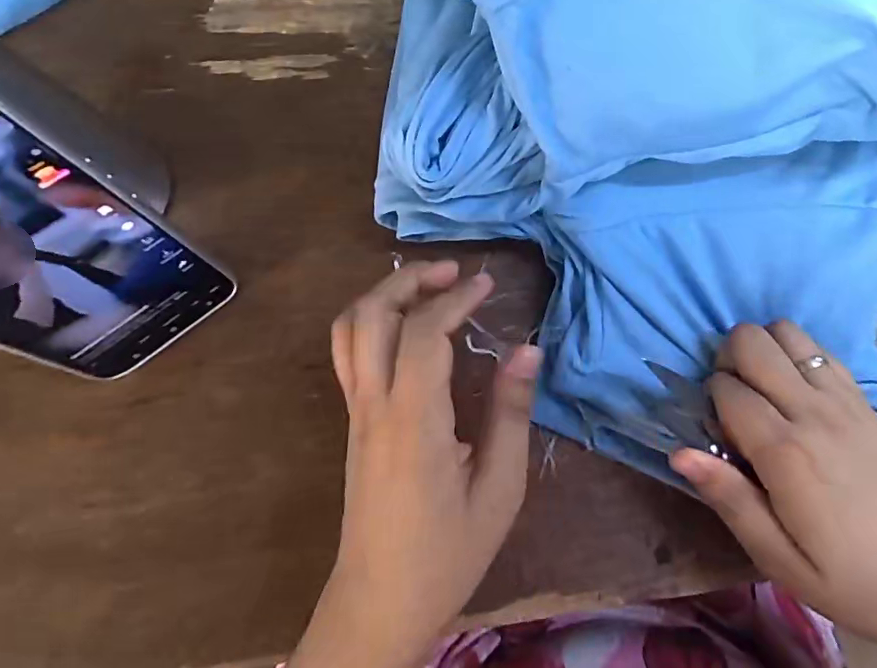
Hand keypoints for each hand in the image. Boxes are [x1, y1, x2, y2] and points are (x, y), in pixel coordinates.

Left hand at [290, 261, 542, 667]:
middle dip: (410, 280)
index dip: (455, 299)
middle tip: (453, 273)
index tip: (487, 283)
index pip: (424, 334)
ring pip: (349, 328)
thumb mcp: (499, 491)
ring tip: (428, 287)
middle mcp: (374, 406)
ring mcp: (355, 411)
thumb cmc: (446, 554)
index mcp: (413, 422)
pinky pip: (348, 351)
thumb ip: (512, 415)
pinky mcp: (351, 420)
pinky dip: (373, 318)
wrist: (378, 604)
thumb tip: (528, 351)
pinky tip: (408, 325)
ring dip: (386, 294)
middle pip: (371, 315)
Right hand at [670, 323, 876, 667]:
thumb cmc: (844, 577)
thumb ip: (727, 496)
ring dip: (764, 348)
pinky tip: (797, 389)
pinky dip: (797, 353)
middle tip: (734, 402)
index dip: (711, 402)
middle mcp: (812, 410)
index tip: (721, 434)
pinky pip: (820, 348)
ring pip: (786, 331)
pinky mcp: (864, 399)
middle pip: (751, 340)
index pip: (726, 387)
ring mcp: (843, 399)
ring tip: (764, 389)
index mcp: (785, 451)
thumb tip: (678, 451)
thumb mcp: (776, 556)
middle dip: (728, 359)